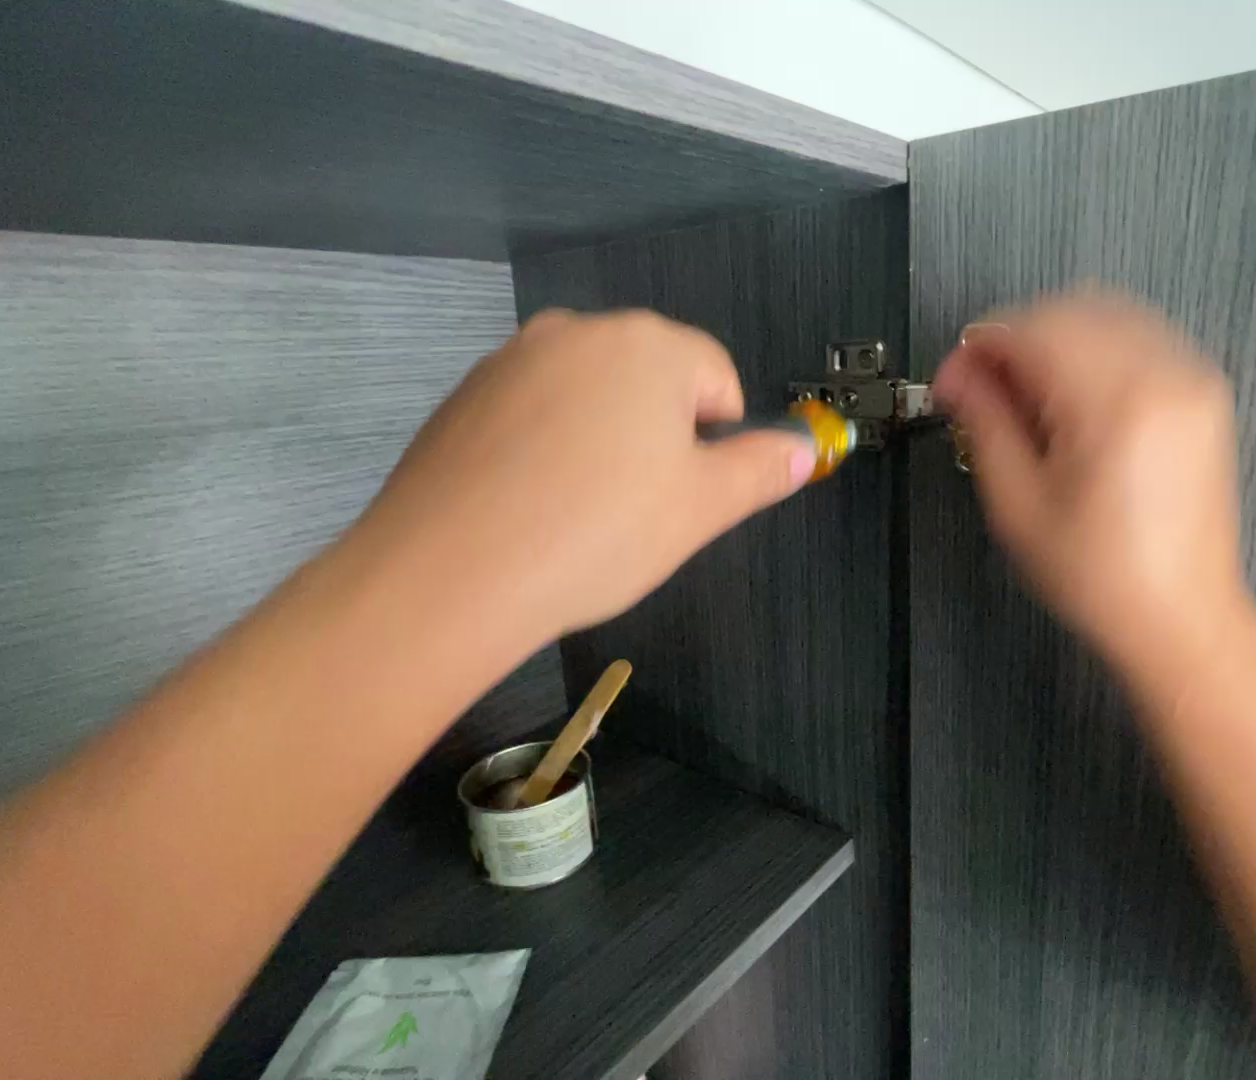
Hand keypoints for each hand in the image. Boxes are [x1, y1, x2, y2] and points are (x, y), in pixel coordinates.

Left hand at [341, 308, 814, 646]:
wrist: (451, 574)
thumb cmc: (597, 534)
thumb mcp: (701, 508)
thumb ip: (761, 469)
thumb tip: (804, 450)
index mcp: (648, 346)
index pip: (716, 377)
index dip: (717, 439)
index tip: (690, 493)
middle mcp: (579, 331)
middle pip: (650, 380)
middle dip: (660, 435)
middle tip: (639, 507)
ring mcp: (515, 357)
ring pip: (591, 396)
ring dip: (605, 440)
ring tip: (582, 511)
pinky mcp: (468, 393)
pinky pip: (536, 411)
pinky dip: (549, 446)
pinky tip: (534, 502)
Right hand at [931, 294, 1251, 672]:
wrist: (1179, 616)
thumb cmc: (1102, 577)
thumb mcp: (1018, 504)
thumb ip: (986, 423)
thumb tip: (959, 377)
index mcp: (1116, 403)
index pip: (1033, 329)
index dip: (978, 348)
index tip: (950, 380)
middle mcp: (1164, 376)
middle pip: (1068, 311)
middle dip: (1011, 341)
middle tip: (975, 388)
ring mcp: (1191, 380)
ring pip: (1102, 316)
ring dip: (1048, 342)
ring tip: (1018, 399)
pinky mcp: (1199, 394)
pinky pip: (1134, 339)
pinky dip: (1088, 352)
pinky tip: (1063, 399)